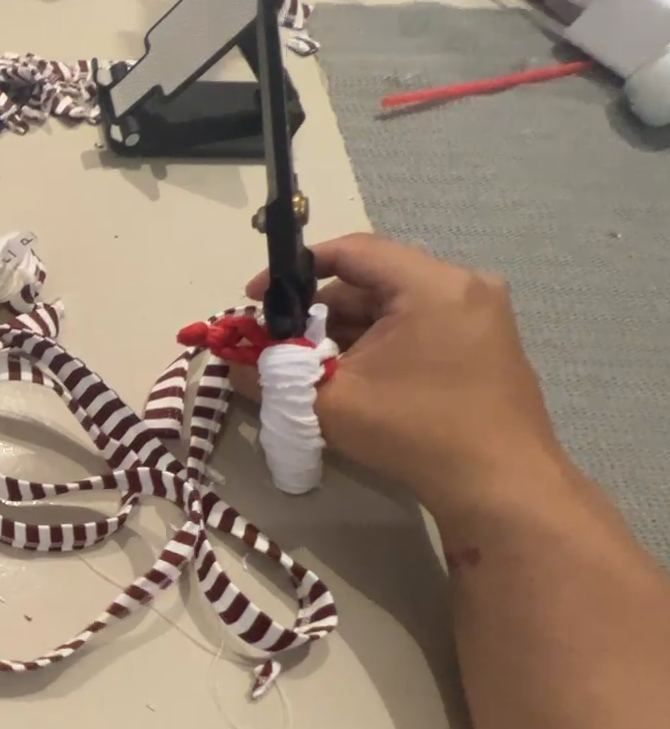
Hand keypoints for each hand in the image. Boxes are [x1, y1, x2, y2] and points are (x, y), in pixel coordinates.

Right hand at [241, 234, 569, 527]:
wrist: (495, 477)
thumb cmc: (410, 429)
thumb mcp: (326, 401)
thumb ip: (272, 376)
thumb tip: (233, 365)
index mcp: (429, 287)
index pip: (352, 252)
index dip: (293, 270)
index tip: (254, 300)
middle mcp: (461, 287)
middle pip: (366, 281)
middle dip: (312, 311)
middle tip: (274, 344)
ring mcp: (476, 313)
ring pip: (386, 305)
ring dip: (338, 330)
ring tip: (303, 366)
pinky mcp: (477, 339)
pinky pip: (409, 324)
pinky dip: (368, 341)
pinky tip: (343, 375)